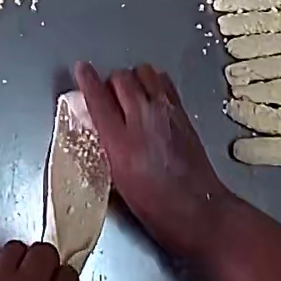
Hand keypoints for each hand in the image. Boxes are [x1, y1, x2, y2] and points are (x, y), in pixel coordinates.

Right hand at [74, 62, 234, 263]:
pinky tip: (151, 97)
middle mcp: (142, 119)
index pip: (98, 98)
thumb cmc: (155, 206)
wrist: (199, 211)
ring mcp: (165, 112)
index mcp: (120, 142)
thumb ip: (107, 146)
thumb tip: (99, 125)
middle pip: (120, 78)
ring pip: (143, 72)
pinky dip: (153, 82)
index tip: (81, 69)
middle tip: (109, 97)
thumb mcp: (118, 181)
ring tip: (131, 94)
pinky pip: (164, 80)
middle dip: (110, 82)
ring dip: (133, 79)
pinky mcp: (182, 111)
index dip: (87, 79)